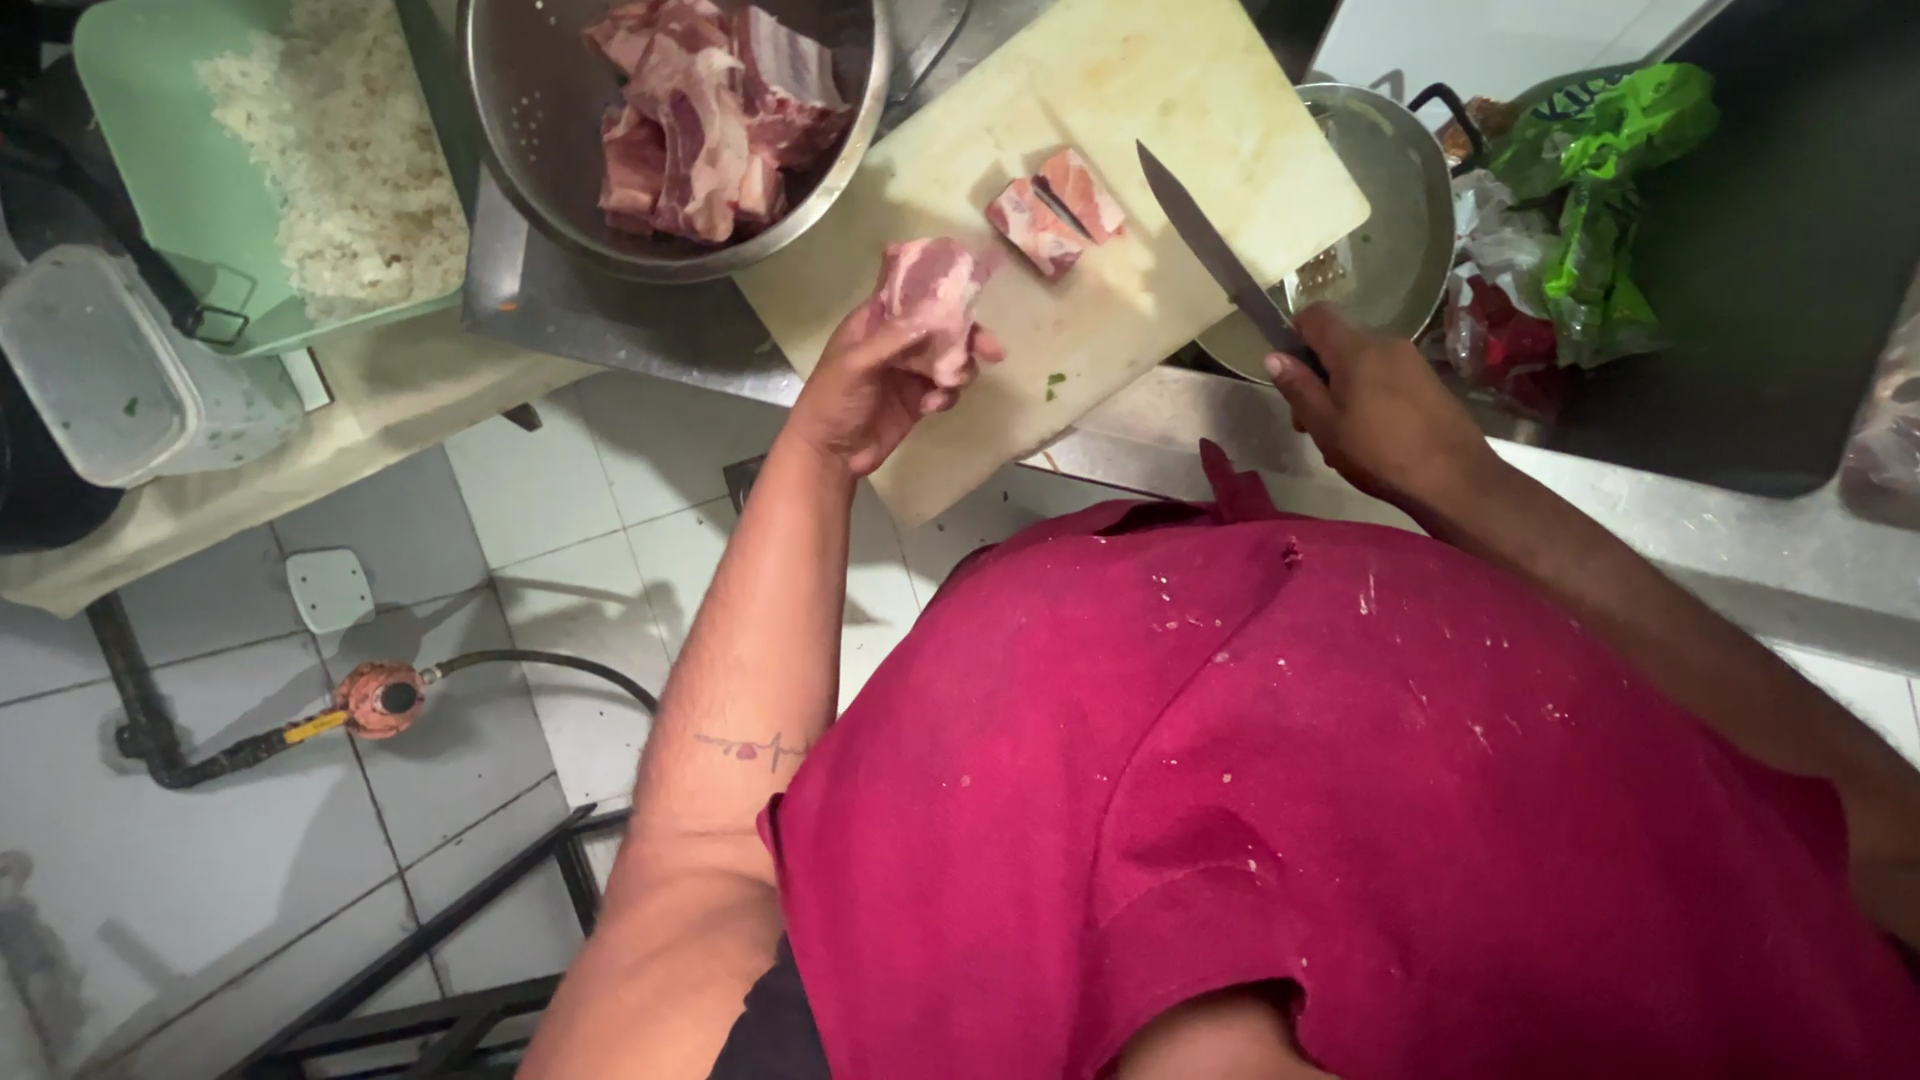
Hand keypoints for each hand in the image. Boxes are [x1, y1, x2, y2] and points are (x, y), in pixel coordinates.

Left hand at [782, 299, 985, 477]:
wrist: (829, 454)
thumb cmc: (831, 400)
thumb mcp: (856, 364)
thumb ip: (893, 339)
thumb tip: (934, 316)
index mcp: (873, 324)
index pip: (912, 296)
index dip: (941, 295)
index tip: (970, 298)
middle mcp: (894, 343)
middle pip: (939, 329)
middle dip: (965, 338)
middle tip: (992, 351)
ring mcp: (907, 373)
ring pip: (947, 360)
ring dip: (958, 370)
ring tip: (952, 384)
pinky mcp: (917, 400)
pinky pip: (944, 390)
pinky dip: (946, 396)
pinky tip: (933, 407)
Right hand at [1266, 303, 1503, 507]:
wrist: (1454, 477)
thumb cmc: (1378, 452)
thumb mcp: (1325, 424)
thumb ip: (1298, 387)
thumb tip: (1273, 356)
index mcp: (1357, 350)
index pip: (1316, 315)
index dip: (1294, 334)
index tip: (1289, 372)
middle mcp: (1386, 343)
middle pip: (1337, 343)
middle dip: (1316, 375)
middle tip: (1309, 422)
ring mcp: (1411, 361)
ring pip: (1359, 363)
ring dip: (1340, 390)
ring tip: (1339, 435)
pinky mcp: (1427, 380)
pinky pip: (1382, 376)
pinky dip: (1366, 396)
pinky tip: (1368, 435)